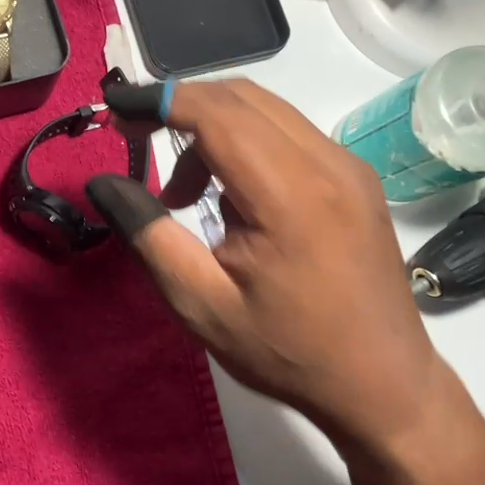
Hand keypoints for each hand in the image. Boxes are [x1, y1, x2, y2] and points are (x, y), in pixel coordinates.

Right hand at [87, 79, 470, 458]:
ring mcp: (348, 168)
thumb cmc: (286, 350)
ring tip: (182, 194)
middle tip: (133, 138)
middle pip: (240, 98)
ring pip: (265, 110)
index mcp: (291, 194)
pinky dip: (242, 142)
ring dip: (210, 127)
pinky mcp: (355, 179)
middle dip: (178, 106)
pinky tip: (227, 195)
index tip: (113, 108)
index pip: (216, 112)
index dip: (158, 100)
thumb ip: (147, 234)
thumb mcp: (200, 303)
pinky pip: (288, 132)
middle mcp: (328, 164)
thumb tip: (102, 182)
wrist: (382, 386)